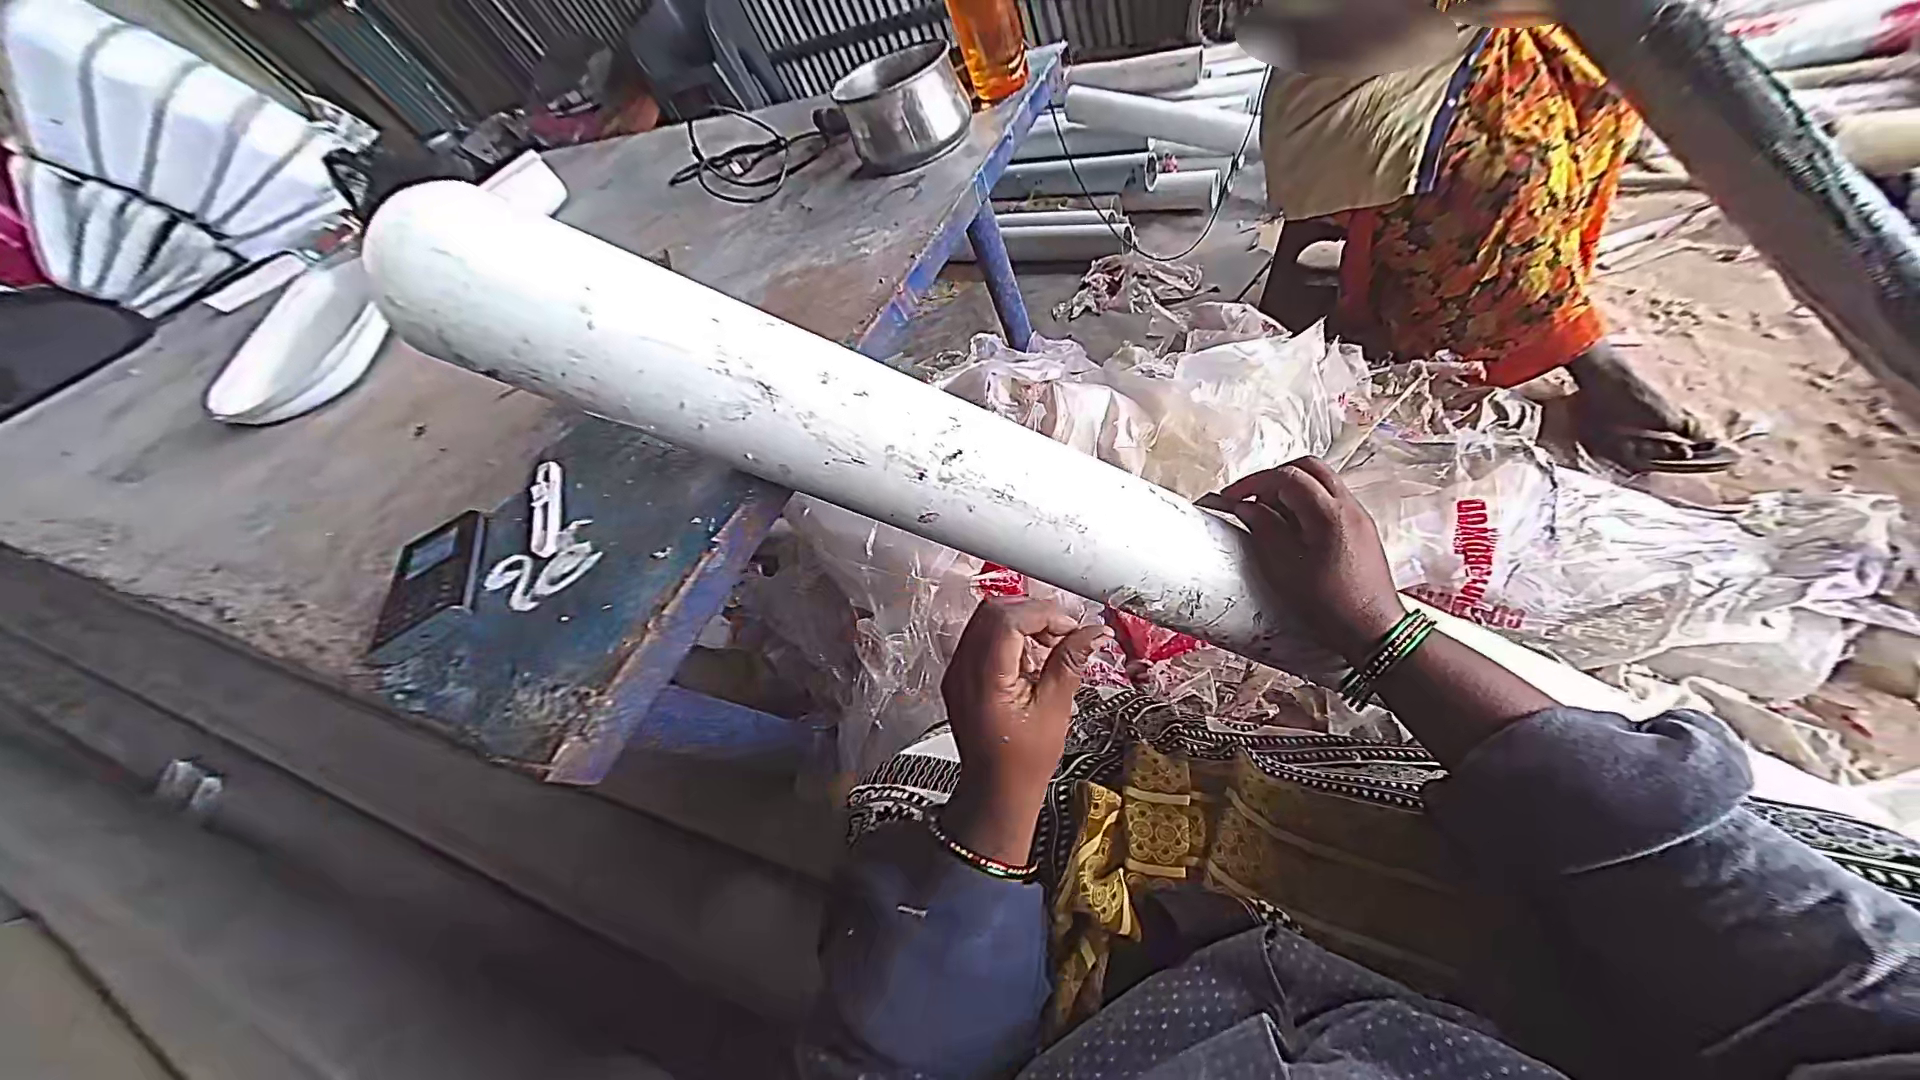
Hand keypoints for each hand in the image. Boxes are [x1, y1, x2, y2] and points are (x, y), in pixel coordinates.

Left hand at [942, 598, 1111, 787]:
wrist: (996, 789)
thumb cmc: (1023, 761)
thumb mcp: (1055, 709)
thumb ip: (1070, 662)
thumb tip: (1092, 632)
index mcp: (985, 678)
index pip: (1007, 620)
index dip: (1043, 615)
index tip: (1069, 627)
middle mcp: (963, 669)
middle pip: (993, 612)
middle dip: (1033, 613)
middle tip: (1062, 631)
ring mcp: (957, 671)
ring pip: (986, 620)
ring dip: (1021, 622)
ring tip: (1049, 646)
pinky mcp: (960, 674)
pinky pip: (981, 637)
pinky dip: (1008, 636)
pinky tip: (1030, 658)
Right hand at [1200, 457, 1404, 664]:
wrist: (1371, 630)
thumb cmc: (1326, 602)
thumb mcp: (1283, 565)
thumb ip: (1262, 527)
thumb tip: (1243, 506)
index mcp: (1328, 513)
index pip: (1286, 477)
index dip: (1252, 483)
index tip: (1230, 498)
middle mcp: (1349, 506)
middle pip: (1308, 468)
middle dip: (1272, 478)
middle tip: (1248, 498)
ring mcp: (1359, 516)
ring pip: (1321, 481)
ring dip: (1289, 489)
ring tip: (1266, 513)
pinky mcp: (1361, 529)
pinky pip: (1330, 499)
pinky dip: (1305, 502)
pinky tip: (1289, 527)